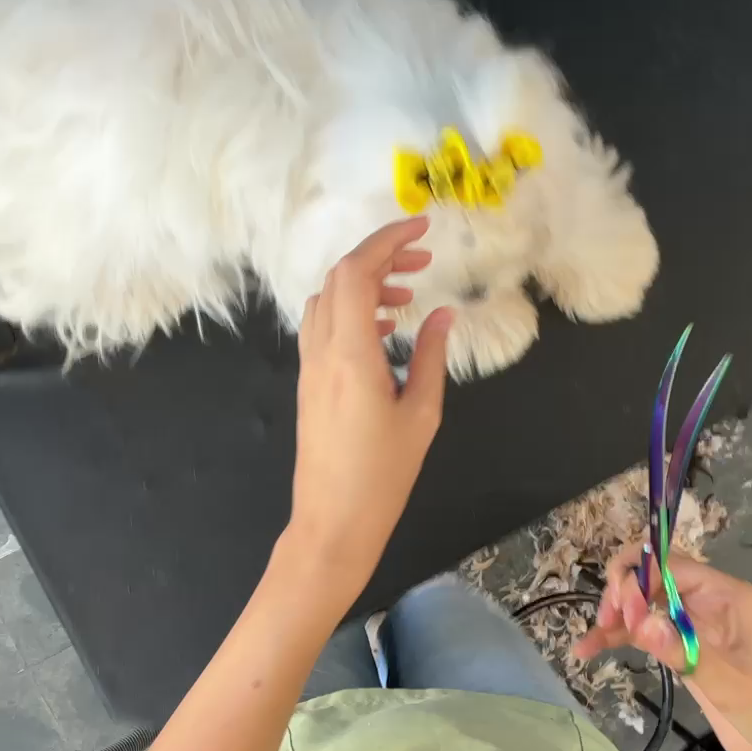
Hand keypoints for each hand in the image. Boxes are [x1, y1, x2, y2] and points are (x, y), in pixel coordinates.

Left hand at [284, 217, 452, 599]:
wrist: (332, 521)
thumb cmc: (383, 475)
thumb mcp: (420, 414)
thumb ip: (430, 356)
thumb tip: (443, 314)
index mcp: (351, 354)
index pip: (357, 274)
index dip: (387, 241)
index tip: (423, 230)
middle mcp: (322, 351)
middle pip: (339, 278)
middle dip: (380, 256)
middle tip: (422, 261)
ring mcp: (309, 367)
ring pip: (326, 300)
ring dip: (363, 284)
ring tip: (407, 296)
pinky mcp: (308, 383)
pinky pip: (322, 327)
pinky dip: (350, 311)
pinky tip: (383, 330)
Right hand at [573, 545, 751, 750]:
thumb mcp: (732, 687)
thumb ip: (685, 654)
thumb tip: (641, 625)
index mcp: (726, 595)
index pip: (672, 566)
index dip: (640, 579)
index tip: (623, 613)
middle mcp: (706, 600)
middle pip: (652, 574)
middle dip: (623, 589)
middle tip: (607, 621)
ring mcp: (691, 623)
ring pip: (642, 602)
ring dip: (614, 613)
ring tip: (591, 638)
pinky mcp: (680, 646)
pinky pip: (641, 630)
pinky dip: (615, 637)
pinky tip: (587, 648)